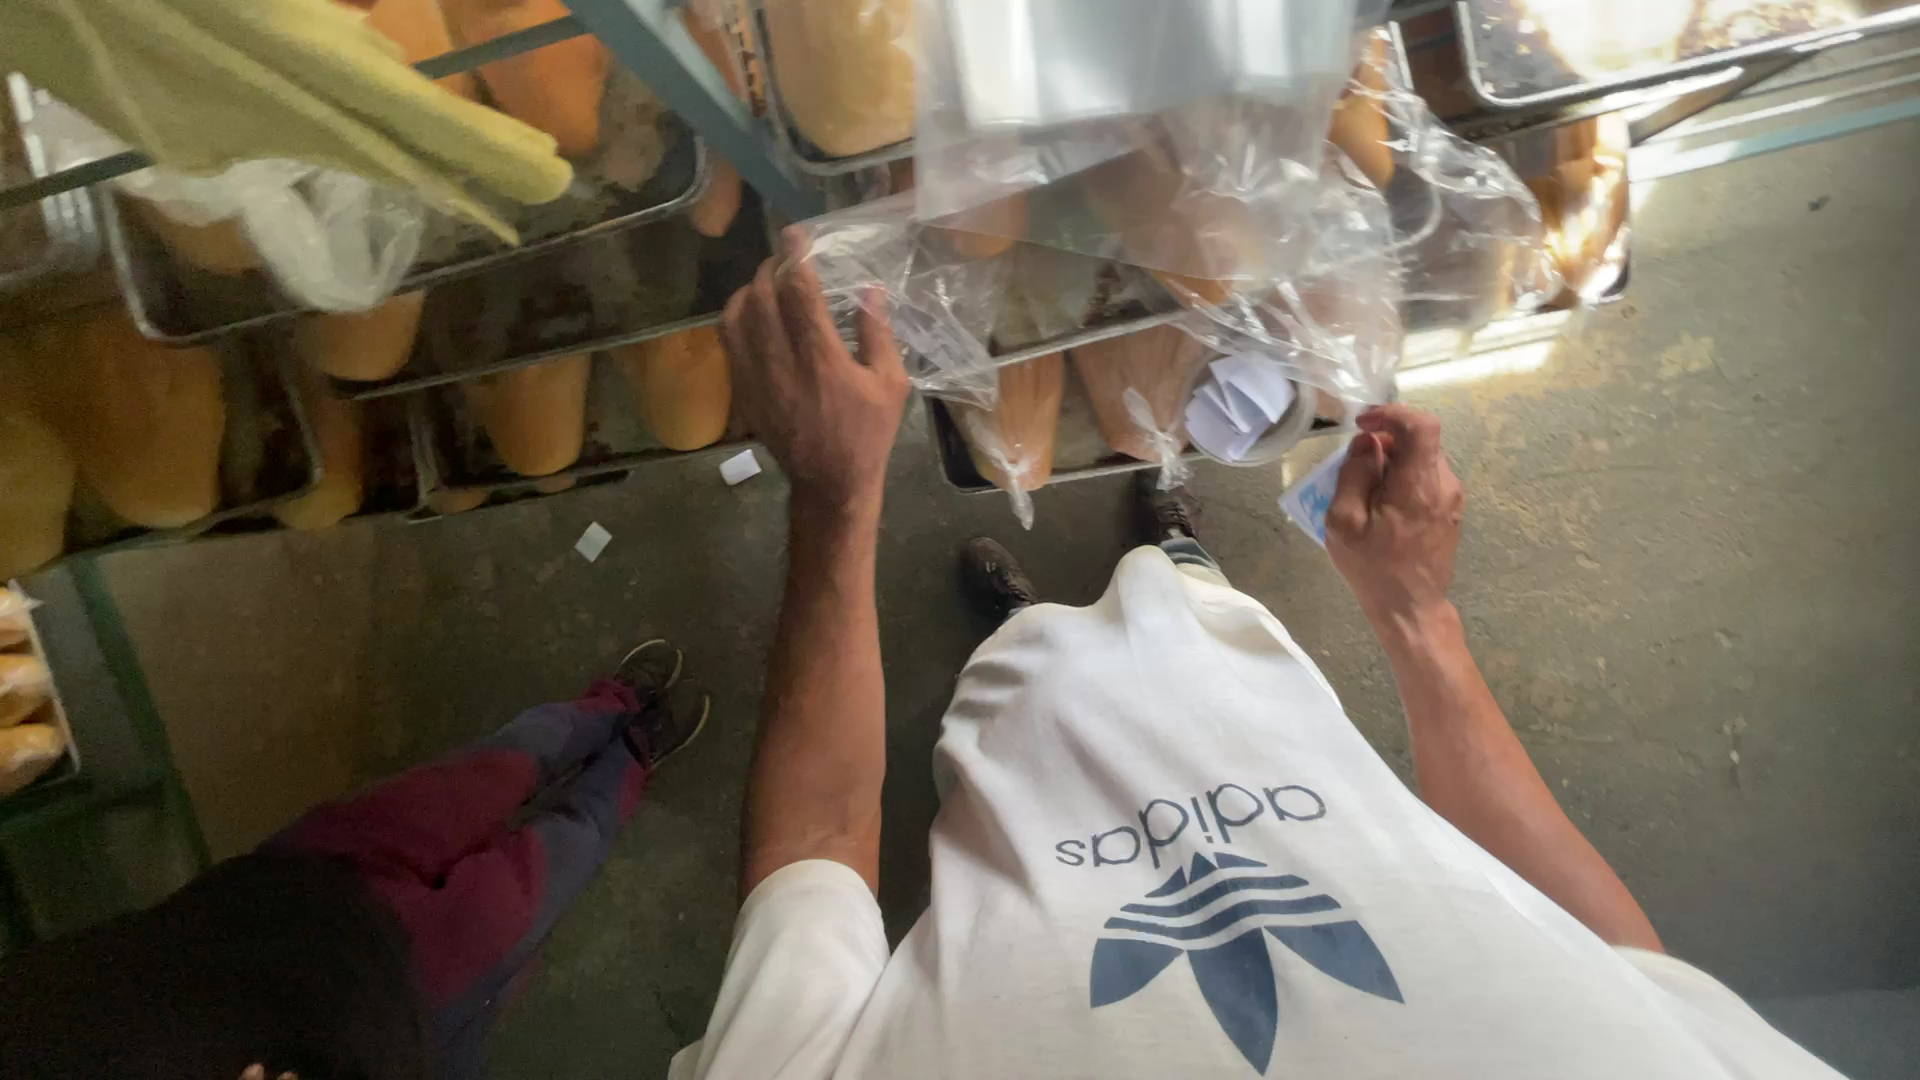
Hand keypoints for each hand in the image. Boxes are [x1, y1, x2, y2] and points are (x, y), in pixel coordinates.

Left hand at [721, 228, 909, 511]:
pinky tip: (753, 314)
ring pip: (736, 314)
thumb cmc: (867, 434)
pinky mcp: (742, 390)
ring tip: (768, 283)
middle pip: (762, 295)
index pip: (800, 291)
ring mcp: (755, 377)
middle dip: (772, 267)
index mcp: (822, 359)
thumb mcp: (890, 386)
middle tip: (787, 259)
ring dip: (750, 289)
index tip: (796, 233)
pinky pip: (728, 340)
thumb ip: (878, 334)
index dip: (796, 255)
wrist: (828, 481)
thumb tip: (869, 290)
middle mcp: (782, 362)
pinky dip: (737, 316)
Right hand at [1326, 405, 1464, 627]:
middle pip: (1418, 441)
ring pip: (1420, 460)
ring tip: (1361, 492)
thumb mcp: (1344, 521)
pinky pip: (1423, 479)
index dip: (1390, 414)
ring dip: (1390, 464)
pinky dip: (1399, 480)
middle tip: (1351, 467)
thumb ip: (1354, 476)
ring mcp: (1450, 498)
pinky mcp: (1448, 511)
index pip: (1420, 425)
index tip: (1361, 425)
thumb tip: (1367, 444)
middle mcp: (1443, 484)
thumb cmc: (1372, 566)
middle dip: (1383, 443)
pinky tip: (1379, 508)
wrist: (1410, 607)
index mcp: (1417, 483)